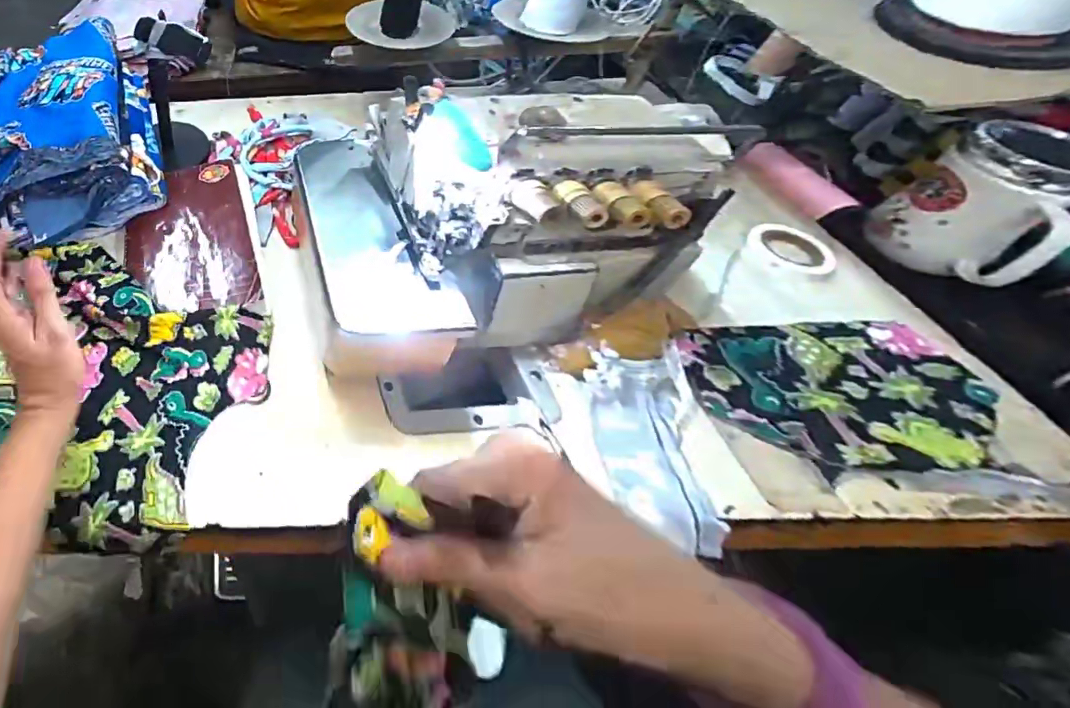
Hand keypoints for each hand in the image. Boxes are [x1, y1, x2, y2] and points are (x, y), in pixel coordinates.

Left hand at [0, 222, 85, 420]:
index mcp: (5, 318)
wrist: (50, 408)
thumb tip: (32, 261)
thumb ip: (43, 296)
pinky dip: (10, 277)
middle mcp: (0, 318)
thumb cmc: (57, 373)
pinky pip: (6, 296)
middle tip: (0, 226)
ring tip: (9, 239)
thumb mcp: (55, 332)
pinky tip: (20, 269)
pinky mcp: (16, 328)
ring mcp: (7, 324)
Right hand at [378, 431, 813, 707]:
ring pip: (464, 502)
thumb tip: (377, 553)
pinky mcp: (537, 487)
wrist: (692, 620)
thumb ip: (446, 563)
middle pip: (446, 489)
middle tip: (439, 584)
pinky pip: (488, 508)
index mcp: (513, 459)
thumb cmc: (607, 597)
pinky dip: (483, 540)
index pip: (431, 481)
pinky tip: (501, 572)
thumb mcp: (521, 586)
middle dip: (438, 536)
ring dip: (461, 542)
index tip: (384, 559)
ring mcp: (528, 466)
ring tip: (480, 583)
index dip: (404, 520)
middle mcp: (515, 448)